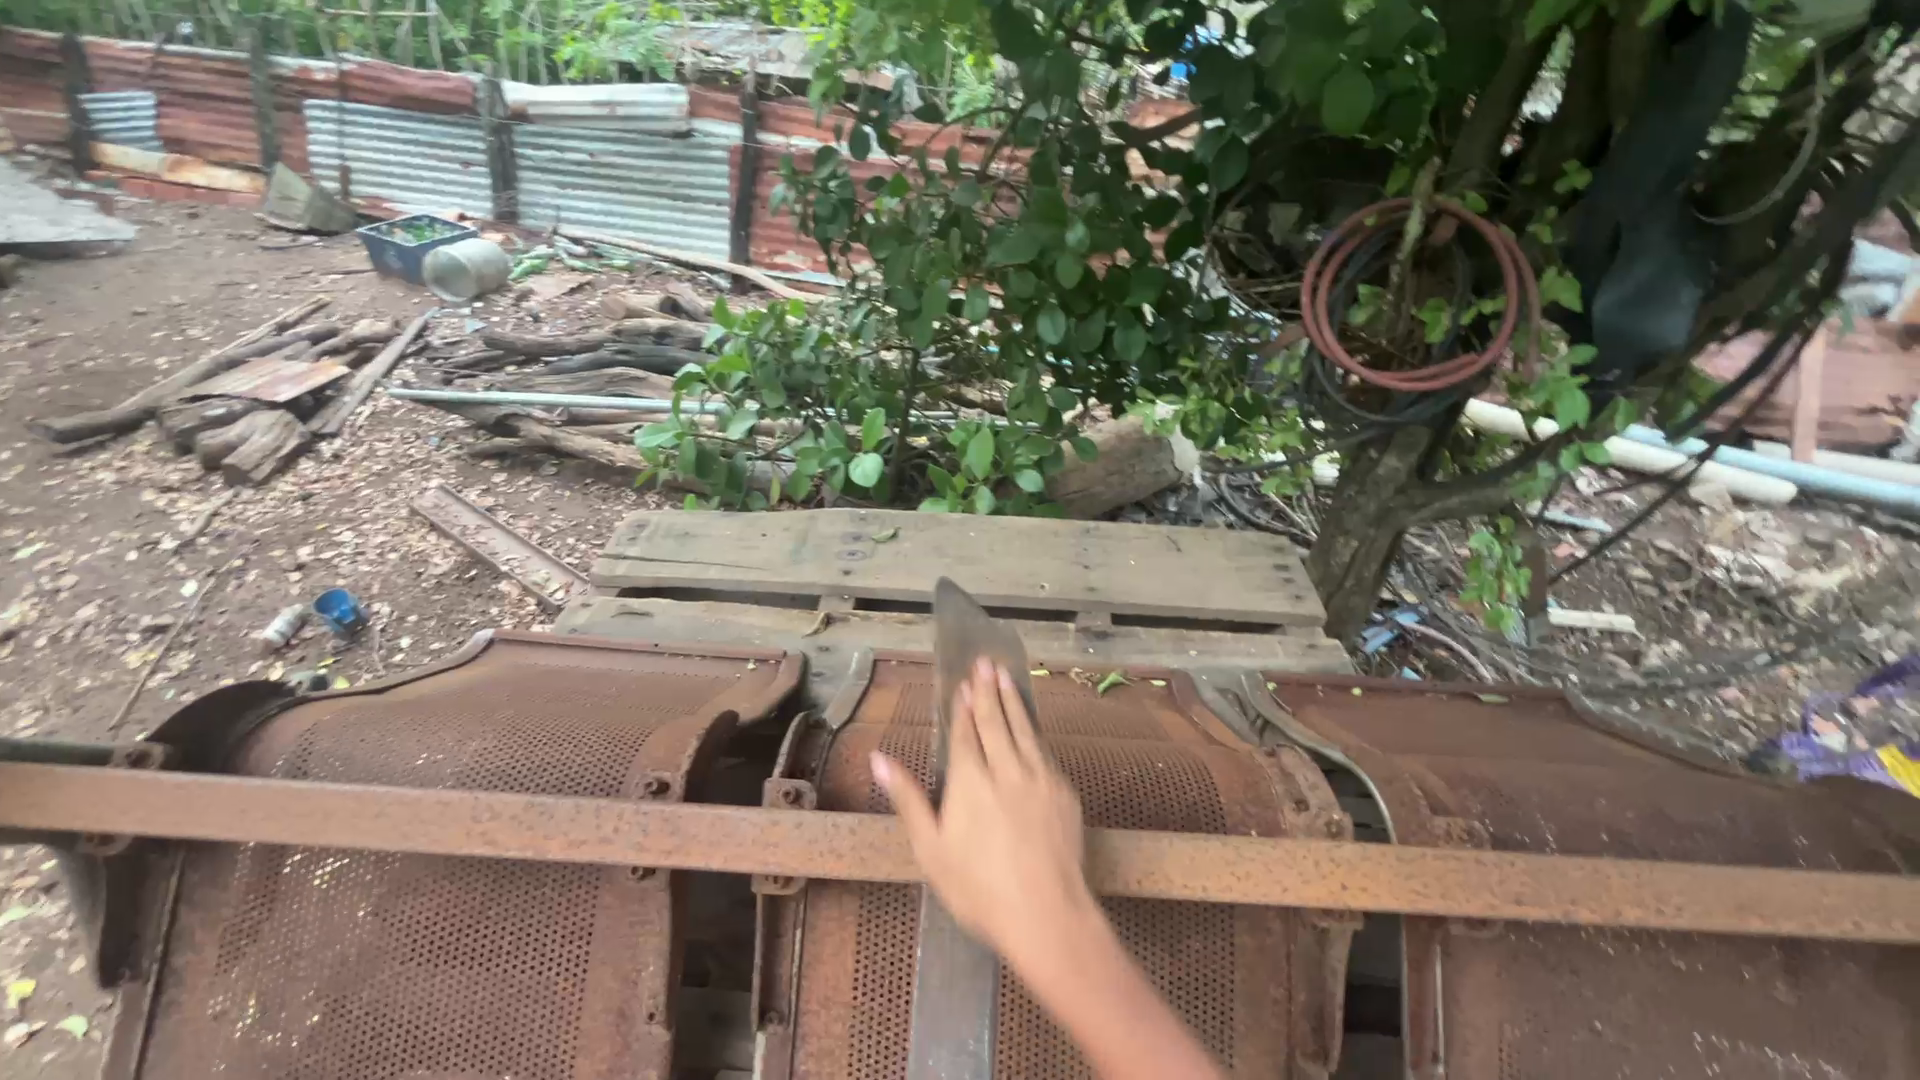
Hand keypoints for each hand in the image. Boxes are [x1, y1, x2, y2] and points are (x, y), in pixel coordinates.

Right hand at [871, 657, 1096, 972]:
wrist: (1047, 914)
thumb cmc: (978, 888)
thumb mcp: (930, 849)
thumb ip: (908, 799)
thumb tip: (879, 759)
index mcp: (971, 781)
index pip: (967, 733)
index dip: (964, 707)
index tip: (964, 682)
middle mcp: (1006, 769)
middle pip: (996, 721)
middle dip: (989, 690)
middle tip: (986, 662)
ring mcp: (1040, 778)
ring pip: (1025, 729)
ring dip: (1014, 701)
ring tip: (1008, 676)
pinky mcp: (1064, 793)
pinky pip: (1045, 751)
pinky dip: (1035, 732)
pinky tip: (1033, 727)